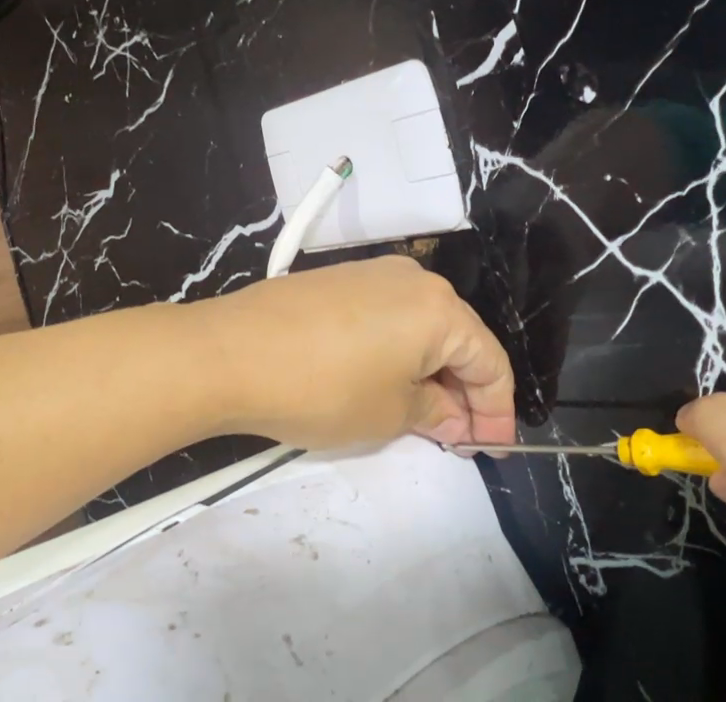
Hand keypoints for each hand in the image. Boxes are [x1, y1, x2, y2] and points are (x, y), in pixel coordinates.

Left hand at [187, 256, 514, 449]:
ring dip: (427, 372)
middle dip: (463, 391)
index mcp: (439, 309)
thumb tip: (450, 414)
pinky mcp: (335, 281)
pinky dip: (395, 352)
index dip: (496, 413)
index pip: (489, 362)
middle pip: (456, 340)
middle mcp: (411, 280)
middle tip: (458, 438)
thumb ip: (433, 412)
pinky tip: (381, 382)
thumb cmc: (323, 388)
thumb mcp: (389, 414)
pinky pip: (385, 318)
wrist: (229, 353)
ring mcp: (369, 275)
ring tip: (420, 416)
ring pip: (418, 328)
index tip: (492, 450)